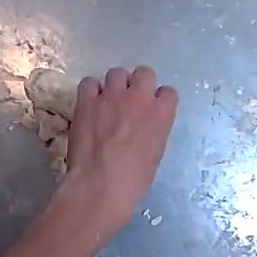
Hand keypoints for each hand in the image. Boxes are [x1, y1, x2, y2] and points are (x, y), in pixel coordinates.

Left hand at [49, 66, 178, 236]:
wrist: (100, 183)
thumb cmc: (134, 179)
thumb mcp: (156, 153)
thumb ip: (154, 131)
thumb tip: (143, 128)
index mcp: (162, 113)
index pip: (168, 92)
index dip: (160, 99)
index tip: (153, 108)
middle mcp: (139, 97)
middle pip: (144, 73)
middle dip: (140, 83)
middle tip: (131, 99)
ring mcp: (112, 95)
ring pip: (117, 73)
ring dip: (116, 84)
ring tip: (109, 99)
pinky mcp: (87, 100)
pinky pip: (90, 82)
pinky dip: (91, 90)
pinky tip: (90, 103)